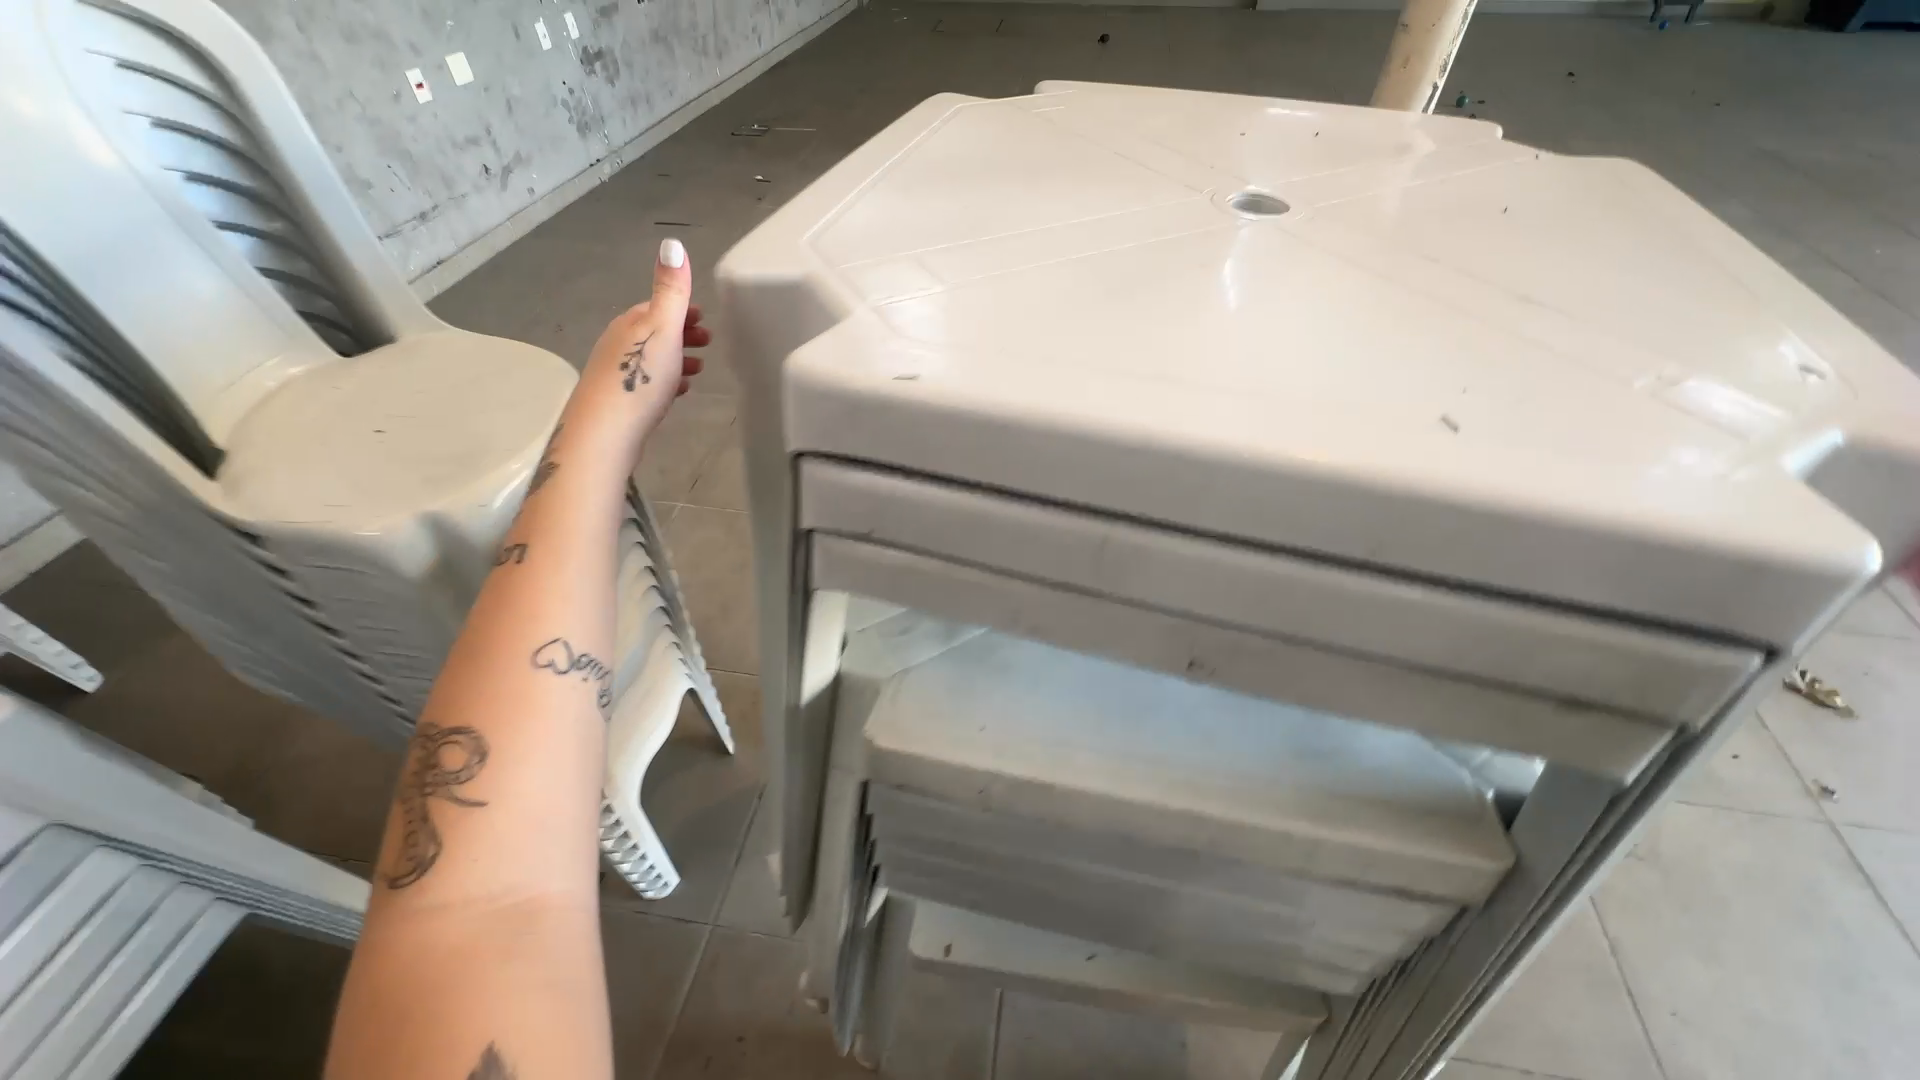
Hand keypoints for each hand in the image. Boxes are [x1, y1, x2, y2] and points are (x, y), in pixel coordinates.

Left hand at [571, 238, 709, 452]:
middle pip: (655, 332)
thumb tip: (672, 242)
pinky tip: (677, 394)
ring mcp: (617, 373)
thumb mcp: (662, 327)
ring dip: (676, 360)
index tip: (706, 320)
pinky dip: (666, 381)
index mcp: (630, 322)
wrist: (607, 430)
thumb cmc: (640, 375)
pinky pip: (647, 382)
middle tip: (709, 346)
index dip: (683, 311)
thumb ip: (671, 290)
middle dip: (682, 335)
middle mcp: (619, 342)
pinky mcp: (620, 401)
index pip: (658, 307)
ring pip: (652, 359)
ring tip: (698, 371)